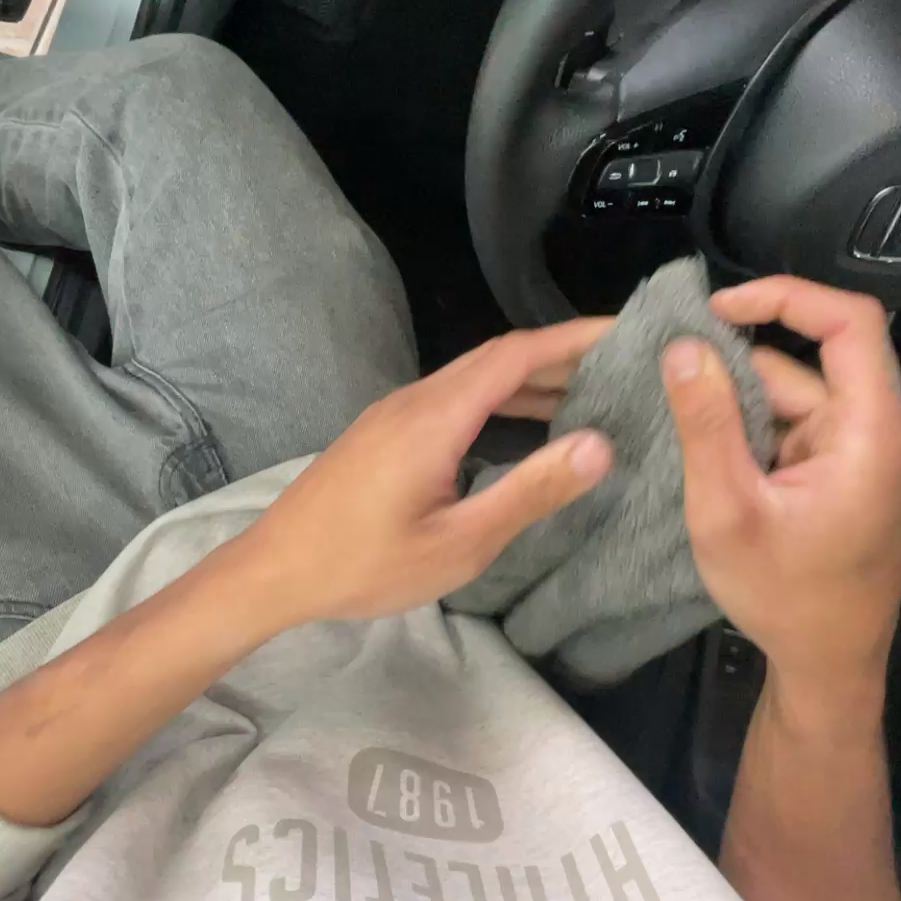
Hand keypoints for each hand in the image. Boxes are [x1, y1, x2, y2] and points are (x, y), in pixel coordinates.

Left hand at [234, 319, 616, 625]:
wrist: (274, 569)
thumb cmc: (364, 565)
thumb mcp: (458, 542)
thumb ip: (529, 490)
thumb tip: (599, 445)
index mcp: (434, 417)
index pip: (516, 354)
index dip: (574, 337)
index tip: (626, 332)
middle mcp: (413, 400)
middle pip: (496, 357)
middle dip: (559, 354)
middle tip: (619, 365)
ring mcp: (393, 413)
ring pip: (472, 378)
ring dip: (528, 379)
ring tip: (586, 393)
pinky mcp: (383, 431)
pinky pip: (452, 399)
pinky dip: (497, 401)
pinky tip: (520, 425)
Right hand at [662, 276, 900, 718]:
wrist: (826, 663)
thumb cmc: (783, 594)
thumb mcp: (728, 508)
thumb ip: (706, 424)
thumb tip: (682, 347)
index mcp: (870, 430)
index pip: (850, 324)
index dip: (786, 298)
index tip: (715, 310)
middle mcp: (874, 432)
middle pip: (807, 366)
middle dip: (737, 369)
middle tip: (668, 383)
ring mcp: (857, 456)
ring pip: (792, 401)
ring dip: (737, 408)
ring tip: (679, 431)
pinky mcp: (839, 477)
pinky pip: (790, 432)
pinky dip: (747, 433)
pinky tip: (709, 457)